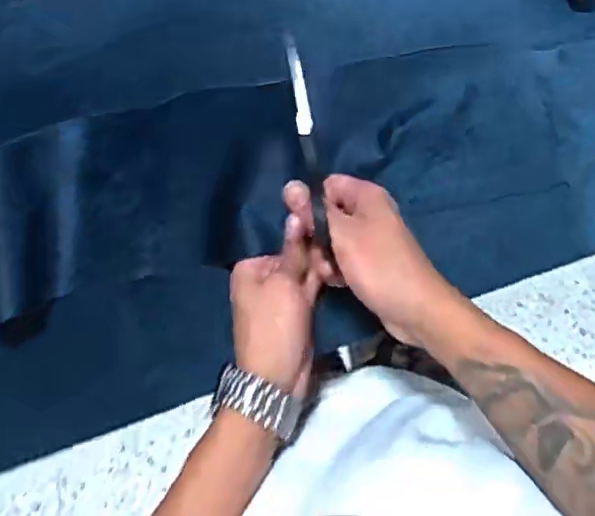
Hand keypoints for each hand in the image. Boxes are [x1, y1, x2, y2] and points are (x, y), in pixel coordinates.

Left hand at [229, 209, 322, 396]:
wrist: (277, 380)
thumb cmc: (275, 326)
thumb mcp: (285, 283)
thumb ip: (294, 249)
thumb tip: (295, 213)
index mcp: (250, 268)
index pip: (280, 241)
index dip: (302, 233)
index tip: (325, 223)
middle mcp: (263, 279)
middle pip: (293, 255)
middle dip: (313, 251)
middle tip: (339, 239)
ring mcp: (280, 296)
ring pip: (304, 271)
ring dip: (320, 265)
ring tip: (344, 250)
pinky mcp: (296, 311)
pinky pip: (310, 288)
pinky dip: (321, 280)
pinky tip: (339, 267)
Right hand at [284, 175, 466, 349]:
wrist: (416, 309)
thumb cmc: (378, 265)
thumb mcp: (342, 235)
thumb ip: (315, 211)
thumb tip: (290, 184)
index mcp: (367, 194)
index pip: (327, 186)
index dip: (311, 203)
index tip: (301, 226)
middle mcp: (370, 210)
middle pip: (328, 213)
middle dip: (316, 235)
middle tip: (316, 255)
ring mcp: (371, 236)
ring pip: (333, 239)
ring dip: (324, 256)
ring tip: (328, 274)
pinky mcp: (371, 260)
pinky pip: (344, 257)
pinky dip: (337, 268)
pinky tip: (337, 282)